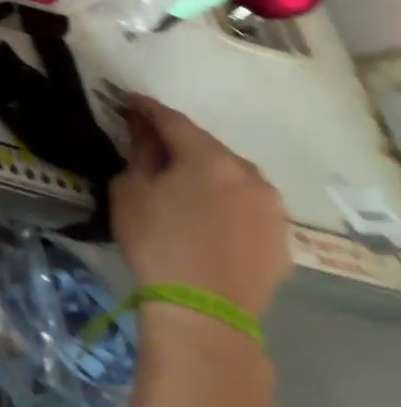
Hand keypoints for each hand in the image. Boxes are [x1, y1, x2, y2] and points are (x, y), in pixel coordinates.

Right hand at [110, 94, 290, 317]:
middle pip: (208, 147)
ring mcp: (272, 208)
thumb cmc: (156, 239)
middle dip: (179, 141)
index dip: (146, 107)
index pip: (172, 120)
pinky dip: (224, 199)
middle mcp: (249, 176)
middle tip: (151, 142)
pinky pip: (246, 205)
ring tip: (181, 179)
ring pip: (233, 176)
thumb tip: (143, 129)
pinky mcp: (281, 237)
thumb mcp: (131, 189)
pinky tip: (206, 212)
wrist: (204, 307)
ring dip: (206, 171)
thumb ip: (140, 153)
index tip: (126, 100)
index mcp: (209, 159)